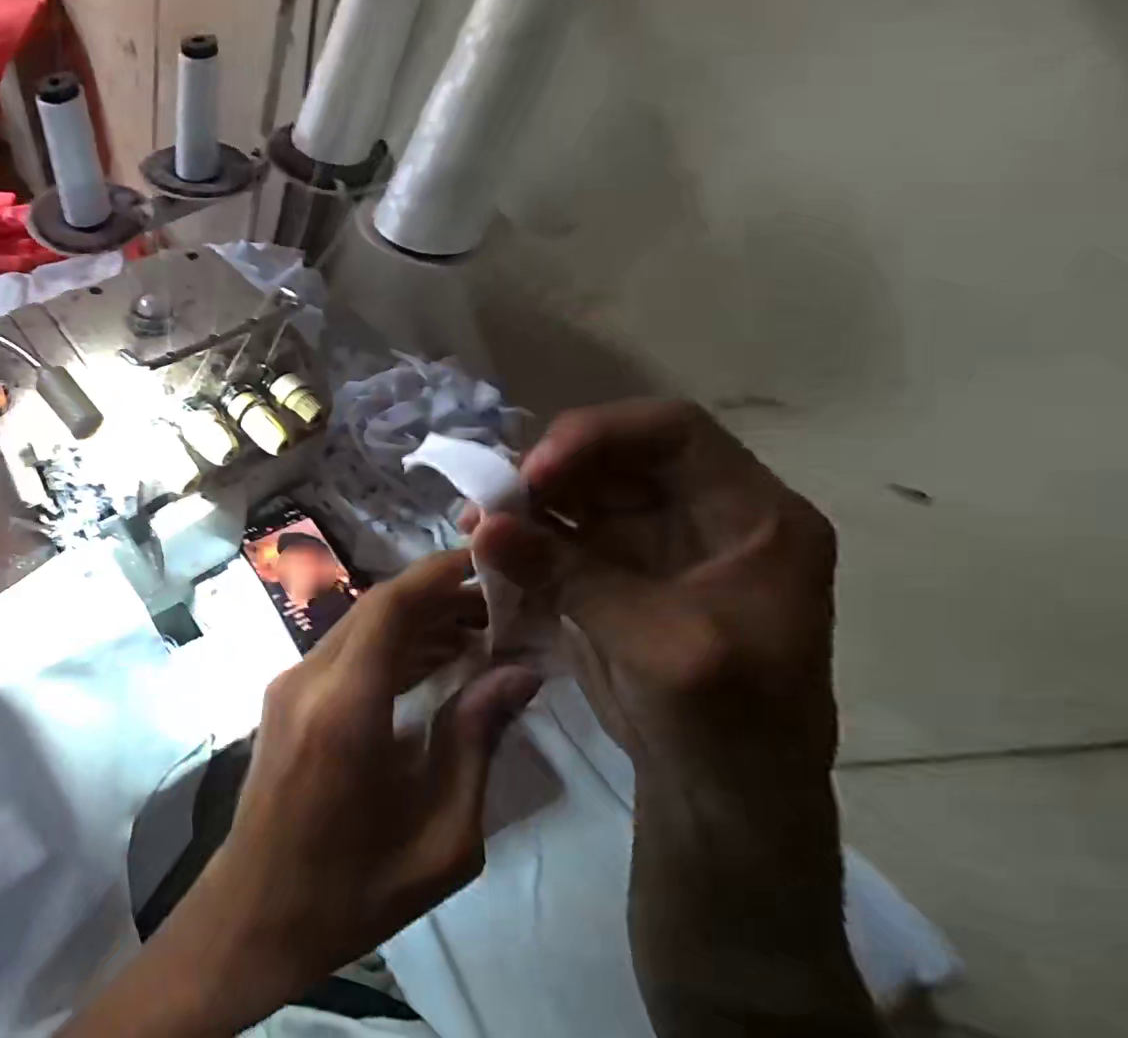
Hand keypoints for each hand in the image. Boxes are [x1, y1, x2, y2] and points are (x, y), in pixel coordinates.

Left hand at [62, 551, 539, 1035]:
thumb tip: (519, 672)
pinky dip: (386, 647)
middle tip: (501, 607)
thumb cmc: (355, 889)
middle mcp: (306, 680)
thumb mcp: (441, 835)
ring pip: (356, 628)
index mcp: (343, 709)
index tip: (492, 563)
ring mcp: (287, 686)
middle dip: (437, 597)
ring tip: (479, 632)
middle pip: (374, 610)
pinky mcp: (283, 699)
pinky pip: (341, 654)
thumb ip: (475, 742)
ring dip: (413, 621)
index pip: (390, 608)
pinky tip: (432, 662)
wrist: (258, 909)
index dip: (440, 575)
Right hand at [466, 398, 838, 789]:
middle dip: (547, 472)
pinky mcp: (608, 574)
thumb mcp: (658, 643)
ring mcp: (649, 544)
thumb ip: (571, 577)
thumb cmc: (725, 717)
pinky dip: (519, 538)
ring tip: (473, 524)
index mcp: (749, 516)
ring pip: (577, 493)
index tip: (534, 470)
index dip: (599, 435)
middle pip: (614, 458)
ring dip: (523, 503)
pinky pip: (556, 535)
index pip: (673, 433)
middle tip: (487, 501)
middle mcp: (698, 515)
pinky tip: (485, 551)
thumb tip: (482, 527)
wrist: (720, 789)